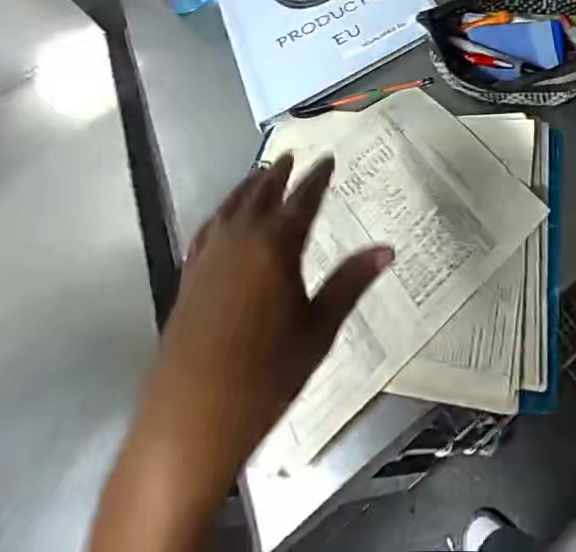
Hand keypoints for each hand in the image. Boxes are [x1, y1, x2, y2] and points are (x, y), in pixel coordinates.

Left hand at [92, 155, 392, 551]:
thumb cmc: (267, 376)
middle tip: (291, 156)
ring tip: (258, 175)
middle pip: (262, 196)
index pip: (303, 200)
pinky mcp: (188, 278)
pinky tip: (221, 220)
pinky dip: (220, 215)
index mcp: (276, 246)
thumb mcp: (319, 329)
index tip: (328, 159)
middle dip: (279, 175)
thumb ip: (350, 283)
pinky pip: (207, 231)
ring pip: (230, 208)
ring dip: (247, 188)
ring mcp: (208, 258)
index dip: (318, 178)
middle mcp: (240, 241)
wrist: (190, 419)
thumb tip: (387, 250)